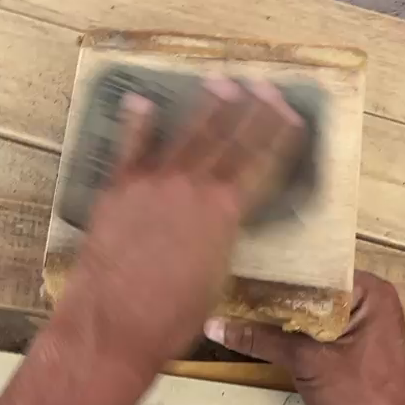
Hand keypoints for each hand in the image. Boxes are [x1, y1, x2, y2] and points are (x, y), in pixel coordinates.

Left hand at [62, 77, 304, 369]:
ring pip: (186, 136)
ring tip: (221, 81)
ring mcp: (153, 184)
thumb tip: (222, 222)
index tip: (292, 112)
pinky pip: (129, 148)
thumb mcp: (216, 279)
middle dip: (250, 109)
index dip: (279, 135)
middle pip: (229, 139)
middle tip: (264, 84)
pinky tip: (141, 100)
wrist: (112, 323)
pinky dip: (136, 123)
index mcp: (226, 213)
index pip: (262, 163)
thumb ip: (222, 240)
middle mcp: (194, 188)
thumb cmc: (171, 317)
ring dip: (206, 107)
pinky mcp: (118, 189)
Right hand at [204, 271, 404, 404]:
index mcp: (370, 291)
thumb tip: (212, 324)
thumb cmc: (362, 400)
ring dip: (279, 312)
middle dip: (272, 291)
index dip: (274, 270)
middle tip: (228, 285)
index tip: (236, 268)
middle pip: (311, 287)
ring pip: (311, 308)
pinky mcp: (353, 344)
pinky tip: (259, 327)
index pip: (314, 268)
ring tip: (235, 302)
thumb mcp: (307, 363)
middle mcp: (369, 299)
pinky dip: (291, 329)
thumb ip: (261, 339)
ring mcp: (363, 322)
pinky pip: (316, 326)